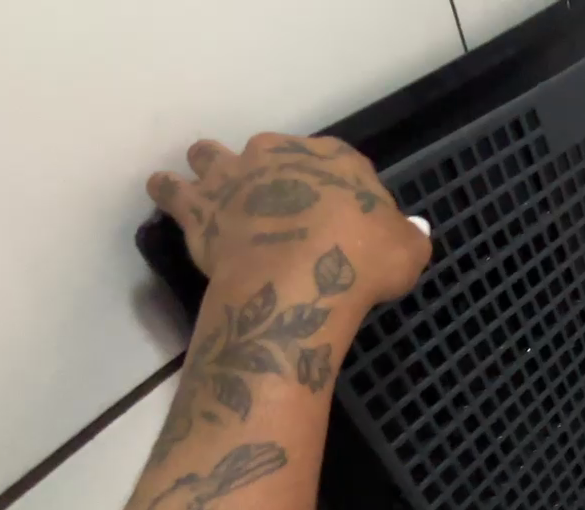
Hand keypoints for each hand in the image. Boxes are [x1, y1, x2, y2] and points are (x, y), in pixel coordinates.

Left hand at [146, 133, 428, 305]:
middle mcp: (277, 152)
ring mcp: (231, 174)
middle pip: (276, 151)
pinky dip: (176, 195)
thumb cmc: (366, 261)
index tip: (357, 216)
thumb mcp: (412, 251)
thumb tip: (413, 226)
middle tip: (296, 208)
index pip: (345, 161)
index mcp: (335, 159)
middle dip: (283, 172)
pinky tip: (186, 207)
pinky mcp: (198, 205)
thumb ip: (410, 233)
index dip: (350, 187)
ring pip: (211, 155)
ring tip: (231, 196)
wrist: (300, 282)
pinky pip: (171, 189)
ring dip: (218, 170)